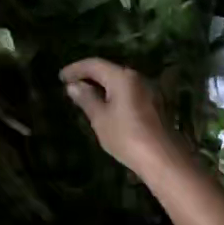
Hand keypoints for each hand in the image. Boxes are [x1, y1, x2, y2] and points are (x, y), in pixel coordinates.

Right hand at [60, 58, 191, 176]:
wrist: (162, 159)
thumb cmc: (126, 136)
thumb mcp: (99, 118)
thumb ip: (86, 98)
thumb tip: (73, 86)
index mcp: (122, 77)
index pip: (94, 64)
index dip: (75, 69)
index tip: (60, 77)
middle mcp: (137, 78)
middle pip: (108, 70)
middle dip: (88, 76)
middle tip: (70, 85)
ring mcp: (148, 91)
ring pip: (118, 82)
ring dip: (100, 86)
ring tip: (84, 95)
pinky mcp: (153, 104)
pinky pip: (127, 92)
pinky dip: (112, 94)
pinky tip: (104, 105)